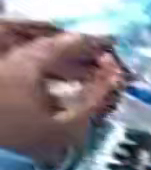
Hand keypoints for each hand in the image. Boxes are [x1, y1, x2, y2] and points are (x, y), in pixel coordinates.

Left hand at [0, 25, 122, 163]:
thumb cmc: (26, 138)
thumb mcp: (70, 125)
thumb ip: (96, 99)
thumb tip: (118, 77)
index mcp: (18, 68)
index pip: (54, 47)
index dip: (83, 43)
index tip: (109, 42)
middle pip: (21, 31)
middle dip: (55, 35)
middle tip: (85, 43)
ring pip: (5, 34)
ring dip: (36, 38)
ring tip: (63, 48)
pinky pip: (2, 45)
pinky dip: (19, 47)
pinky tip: (39, 61)